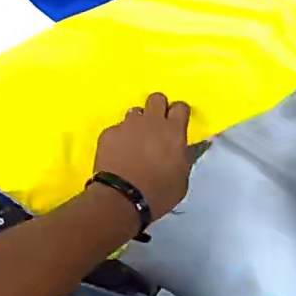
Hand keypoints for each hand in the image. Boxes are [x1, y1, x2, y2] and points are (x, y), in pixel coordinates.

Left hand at [93, 93, 193, 218]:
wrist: (121, 197)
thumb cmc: (158, 192)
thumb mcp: (182, 178)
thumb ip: (184, 157)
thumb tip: (186, 148)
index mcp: (173, 132)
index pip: (180, 107)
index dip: (179, 113)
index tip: (177, 121)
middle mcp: (150, 122)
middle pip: (156, 98)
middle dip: (158, 107)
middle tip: (156, 125)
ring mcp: (127, 125)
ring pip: (135, 112)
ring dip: (138, 123)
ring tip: (136, 142)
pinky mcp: (109, 132)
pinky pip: (117, 129)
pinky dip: (120, 138)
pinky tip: (119, 154)